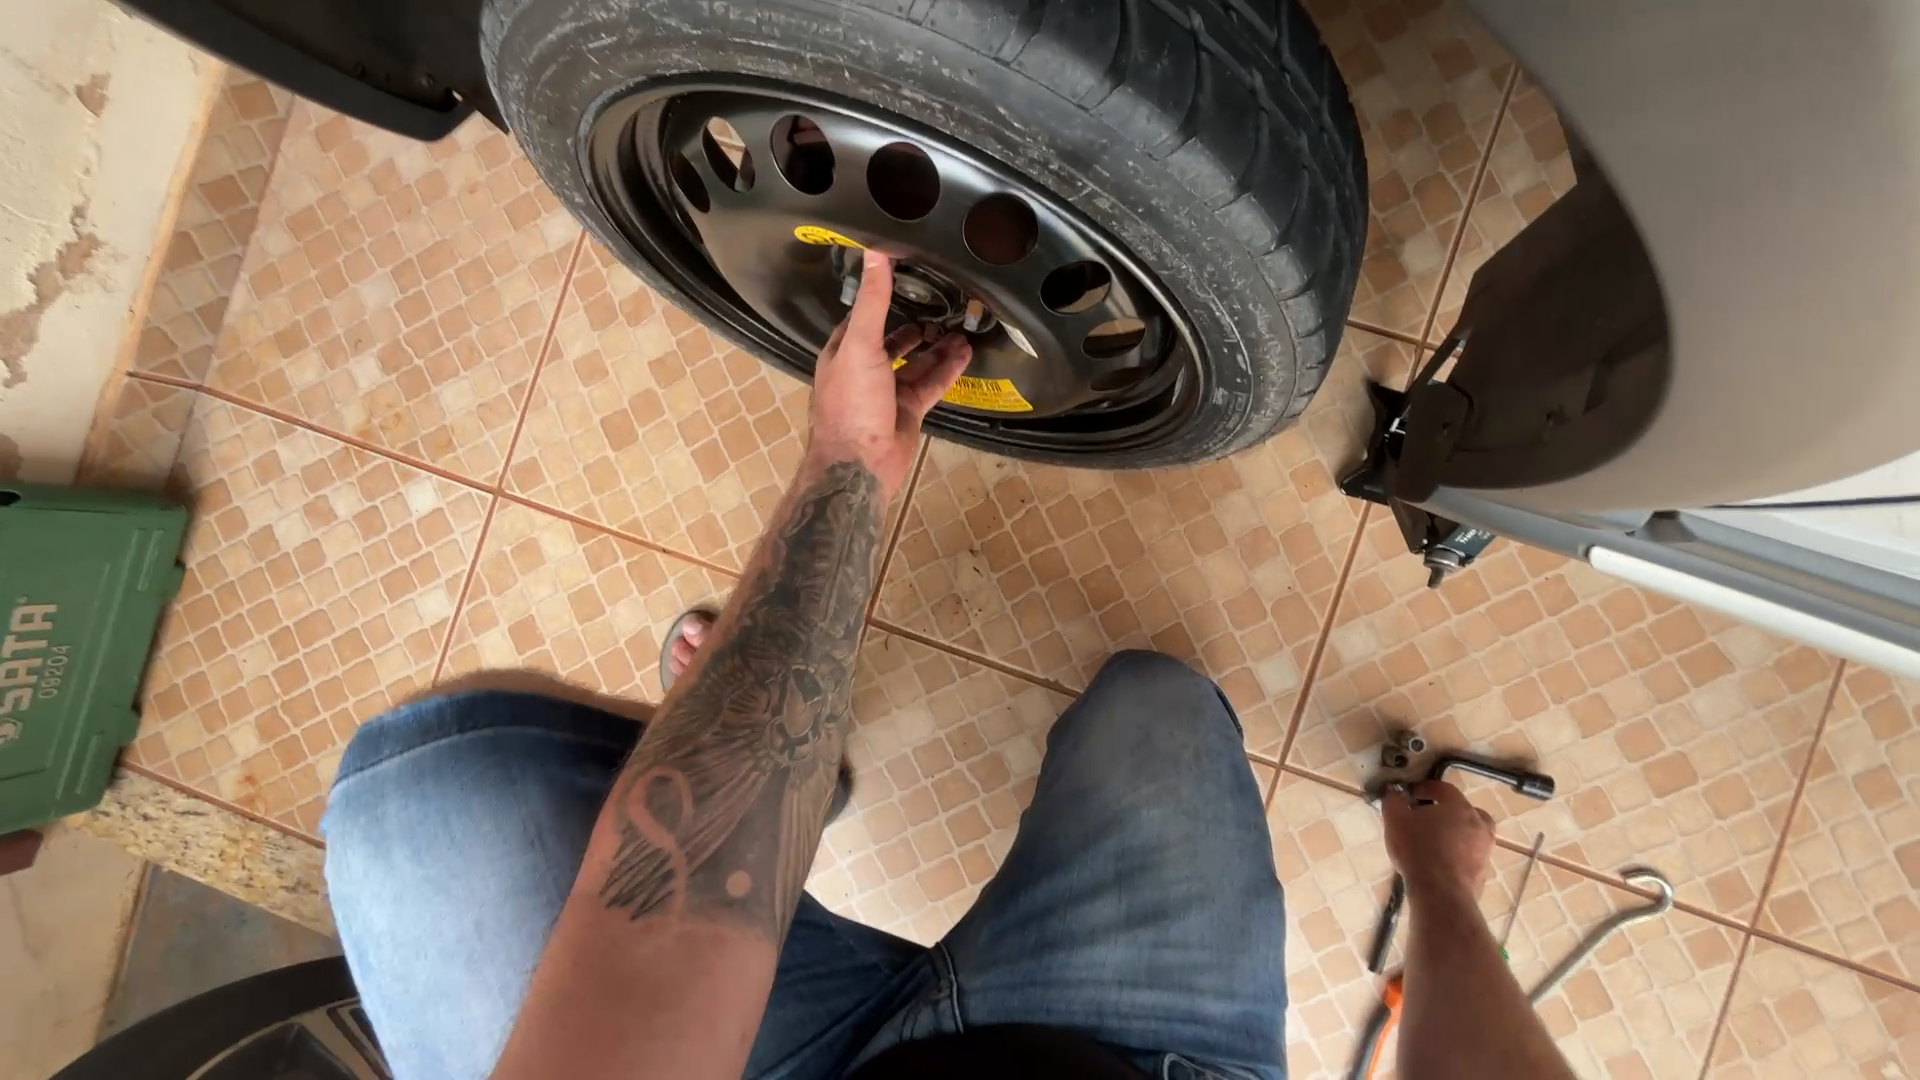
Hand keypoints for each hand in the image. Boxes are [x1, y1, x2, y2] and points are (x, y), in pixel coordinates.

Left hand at [806, 249, 971, 497]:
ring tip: (960, 328)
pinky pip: (931, 385)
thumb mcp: (861, 344)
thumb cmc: (851, 402)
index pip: (863, 317)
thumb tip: (876, 253)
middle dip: (915, 325)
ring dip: (936, 347)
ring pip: (916, 364)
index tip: (905, 276)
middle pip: (893, 340)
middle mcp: (864, 370)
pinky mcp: (908, 412)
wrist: (860, 463)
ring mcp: (887, 393)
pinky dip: (947, 370)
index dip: (882, 298)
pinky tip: (965, 354)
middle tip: (941, 305)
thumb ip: (873, 300)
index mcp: (843, 352)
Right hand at [1383, 780, 1494, 902]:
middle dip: (1447, 809)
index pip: (1444, 788)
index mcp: (1459, 807)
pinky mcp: (1484, 870)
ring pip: (1471, 831)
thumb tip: (1394, 790)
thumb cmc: (1417, 848)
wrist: (1441, 892)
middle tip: (1428, 816)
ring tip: (1434, 839)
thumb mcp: (1395, 819)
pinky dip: (1458, 850)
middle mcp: (1478, 824)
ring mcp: (1485, 848)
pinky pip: (1470, 851)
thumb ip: (1393, 800)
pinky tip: (1439, 858)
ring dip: (1455, 831)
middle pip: (1465, 809)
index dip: (1425, 788)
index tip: (1410, 794)